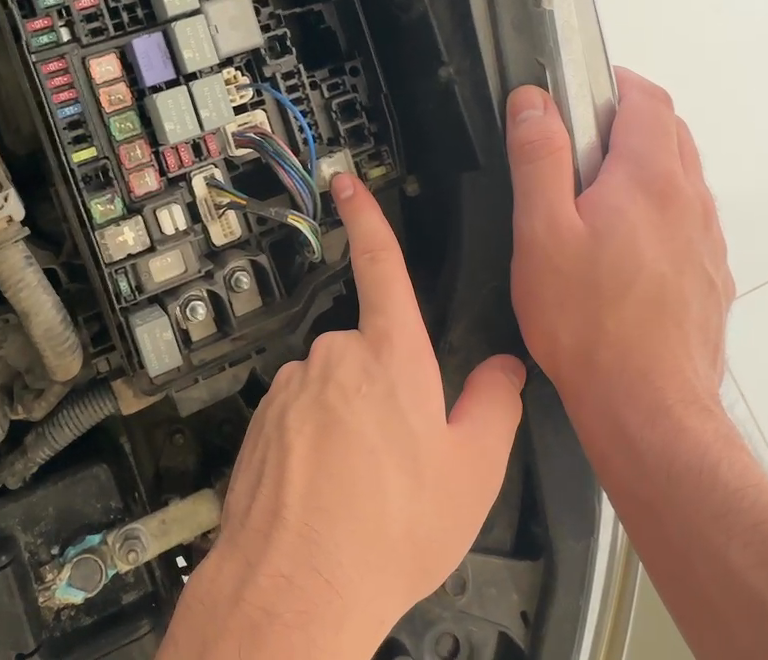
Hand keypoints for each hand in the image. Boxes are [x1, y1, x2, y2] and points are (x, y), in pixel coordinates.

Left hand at [160, 173, 526, 659]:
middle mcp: (335, 359)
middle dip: (386, 389)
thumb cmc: (388, 530)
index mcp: (390, 357)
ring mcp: (293, 387)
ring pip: (334, 387)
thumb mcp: (471, 472)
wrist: (297, 583)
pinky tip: (329, 490)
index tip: (347, 184)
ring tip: (364, 484)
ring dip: (349, 422)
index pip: (380, 265)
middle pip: (369, 351)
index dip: (366, 218)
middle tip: (401, 456)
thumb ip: (493, 404)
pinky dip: (316, 442)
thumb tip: (504, 369)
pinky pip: (300, 415)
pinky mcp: (263, 417)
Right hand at [505, 70, 735, 423]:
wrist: (648, 407)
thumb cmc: (584, 316)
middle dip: (628, 122)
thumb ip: (540, 159)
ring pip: (682, 180)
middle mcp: (691, 201)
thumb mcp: (542, 232)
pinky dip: (658, 211)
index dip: (616, 83)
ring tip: (593, 201)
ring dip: (644, 167)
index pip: (649, 100)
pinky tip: (622, 253)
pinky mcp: (711, 279)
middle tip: (575, 145)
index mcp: (651, 178)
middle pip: (671, 134)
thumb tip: (534, 99)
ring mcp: (708, 242)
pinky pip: (687, 222)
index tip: (578, 91)